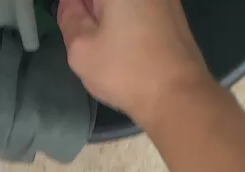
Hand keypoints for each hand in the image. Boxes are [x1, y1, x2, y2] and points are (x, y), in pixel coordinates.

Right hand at [58, 0, 214, 123]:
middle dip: (92, 10)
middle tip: (88, 36)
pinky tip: (127, 45)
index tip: (74, 25)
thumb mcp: (81, 49)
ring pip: (122, 4)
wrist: (174, 90)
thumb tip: (70, 3)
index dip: (76, 8)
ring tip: (109, 44)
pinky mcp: (172, 7)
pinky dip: (127, 20)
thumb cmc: (123, 70)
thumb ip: (70, 18)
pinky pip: (139, 8)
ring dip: (108, 16)